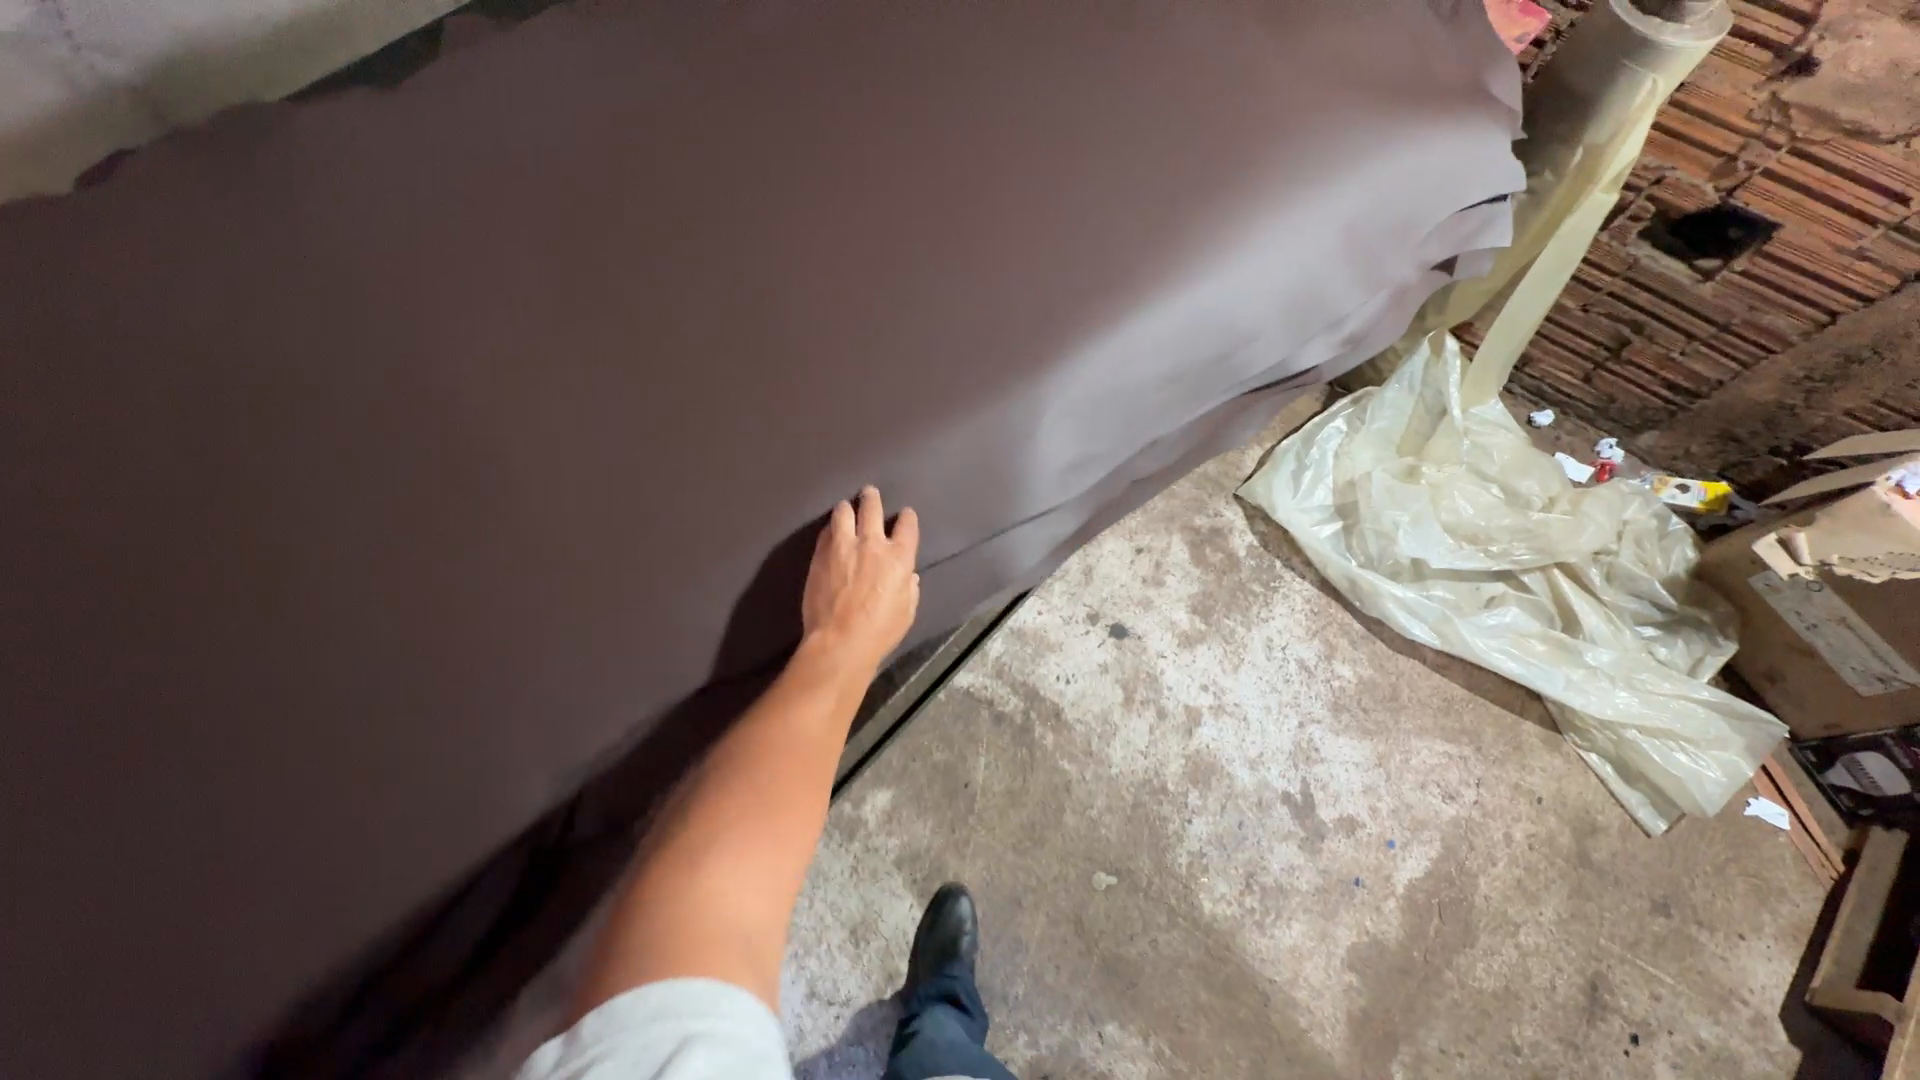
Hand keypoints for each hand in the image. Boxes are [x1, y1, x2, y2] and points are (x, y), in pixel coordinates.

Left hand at [801, 485, 920, 674]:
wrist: (840, 640)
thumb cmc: (880, 631)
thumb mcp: (907, 611)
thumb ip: (909, 589)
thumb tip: (908, 577)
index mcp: (899, 558)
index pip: (907, 526)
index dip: (907, 517)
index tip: (905, 514)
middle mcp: (871, 544)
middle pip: (872, 508)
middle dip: (872, 498)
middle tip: (869, 493)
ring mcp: (842, 546)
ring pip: (843, 512)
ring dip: (846, 508)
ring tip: (845, 507)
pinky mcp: (820, 555)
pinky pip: (826, 532)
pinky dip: (831, 528)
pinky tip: (830, 531)